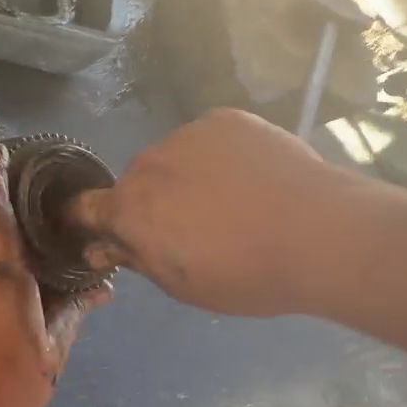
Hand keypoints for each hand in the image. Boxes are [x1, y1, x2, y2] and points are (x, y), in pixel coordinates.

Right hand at [68, 108, 388, 316]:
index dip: (89, 219)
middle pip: (138, 182)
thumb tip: (100, 245)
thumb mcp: (185, 286)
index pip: (85, 206)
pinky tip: (255, 177)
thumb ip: (137, 260)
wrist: (321, 233)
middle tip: (197, 226)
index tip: (105, 230)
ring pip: (174, 157)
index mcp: (130, 208)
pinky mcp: (223, 120)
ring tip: (237, 200)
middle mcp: (146, 164)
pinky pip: (209, 138)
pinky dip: (222, 155)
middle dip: (155, 200)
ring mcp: (184, 135)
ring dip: (188, 175)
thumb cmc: (249, 274)